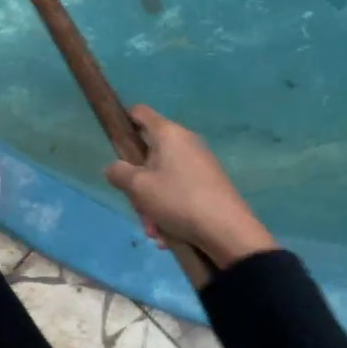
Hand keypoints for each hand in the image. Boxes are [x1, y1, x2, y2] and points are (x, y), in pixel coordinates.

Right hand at [105, 105, 277, 268]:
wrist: (232, 235)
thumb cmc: (179, 200)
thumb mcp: (138, 188)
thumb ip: (118, 172)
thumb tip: (116, 169)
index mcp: (168, 133)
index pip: (138, 112)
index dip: (122, 122)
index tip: (114, 144)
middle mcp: (186, 142)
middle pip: (149, 151)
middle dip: (137, 179)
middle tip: (134, 202)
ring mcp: (201, 164)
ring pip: (164, 176)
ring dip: (153, 201)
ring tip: (153, 230)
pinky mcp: (212, 185)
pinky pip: (180, 191)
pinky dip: (171, 209)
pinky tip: (168, 235)